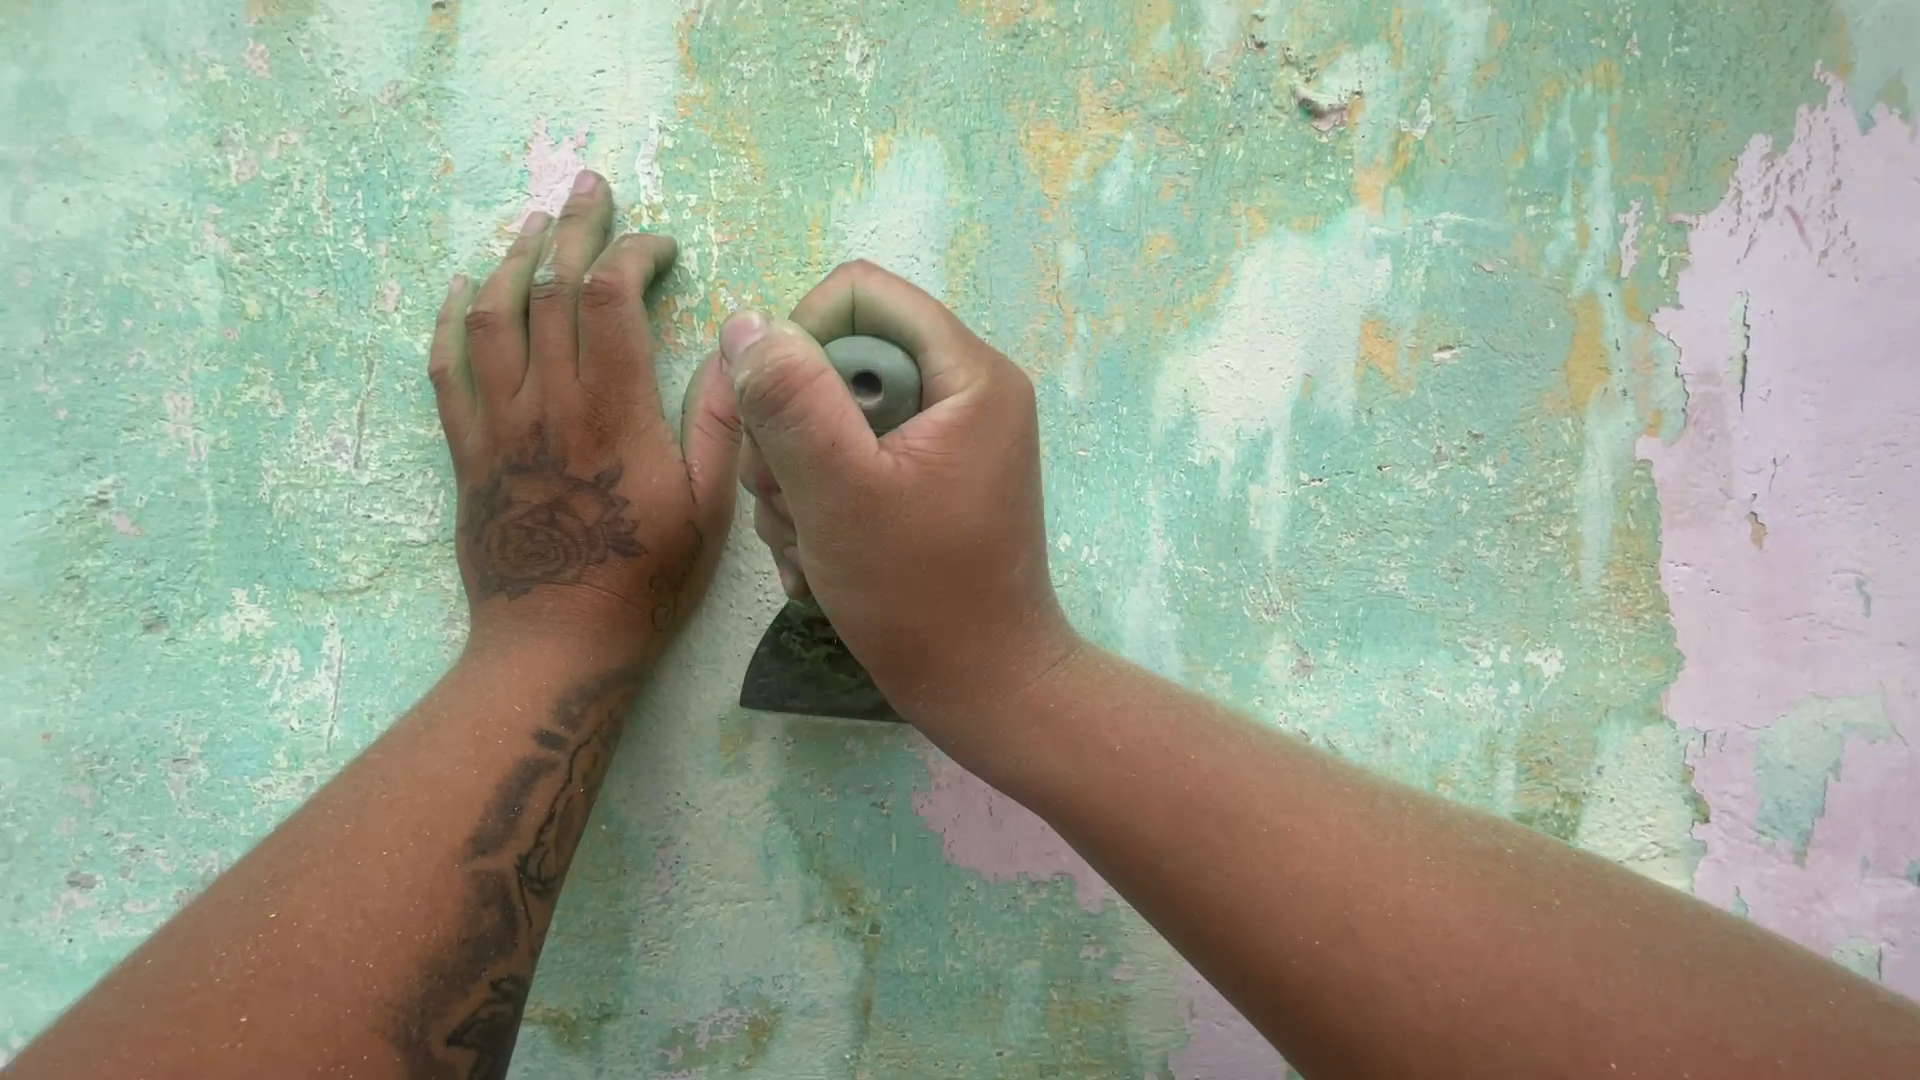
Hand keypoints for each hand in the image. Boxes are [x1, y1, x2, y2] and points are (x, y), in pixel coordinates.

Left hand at [430, 171, 740, 662]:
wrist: (556, 641)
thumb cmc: (647, 578)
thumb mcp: (709, 509)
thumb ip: (718, 425)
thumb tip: (731, 351)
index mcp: (615, 415)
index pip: (611, 301)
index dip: (632, 256)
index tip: (660, 247)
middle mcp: (549, 405)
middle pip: (550, 291)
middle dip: (572, 229)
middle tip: (588, 187)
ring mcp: (497, 426)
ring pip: (491, 317)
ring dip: (513, 259)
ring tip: (533, 224)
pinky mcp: (466, 451)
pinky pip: (446, 368)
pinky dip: (452, 318)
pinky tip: (465, 290)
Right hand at [721, 261, 1080, 741]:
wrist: (981, 685)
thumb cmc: (920, 594)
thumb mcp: (840, 491)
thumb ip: (791, 399)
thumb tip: (748, 324)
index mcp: (969, 375)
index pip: (862, 294)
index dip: (800, 338)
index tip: (777, 415)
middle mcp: (965, 396)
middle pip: (843, 360)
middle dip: (793, 429)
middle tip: (787, 497)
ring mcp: (947, 444)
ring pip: (837, 419)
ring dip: (799, 479)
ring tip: (807, 542)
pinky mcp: (929, 485)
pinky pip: (855, 464)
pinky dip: (822, 506)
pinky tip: (819, 559)